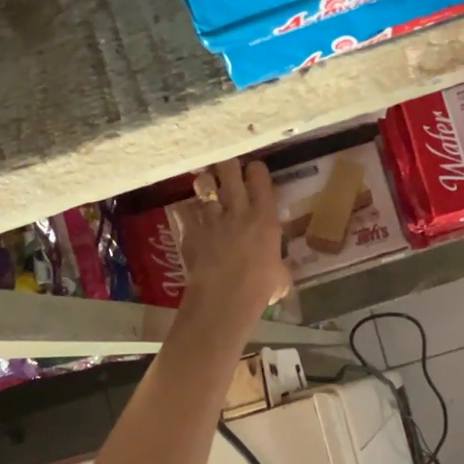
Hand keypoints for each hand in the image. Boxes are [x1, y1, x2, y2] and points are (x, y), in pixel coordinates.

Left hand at [176, 159, 289, 324]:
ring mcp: (212, 219)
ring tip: (204, 185)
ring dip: (204, 184)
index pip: (260, 178)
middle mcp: (239, 211)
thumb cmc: (261, 287)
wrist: (226, 297)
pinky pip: (183, 210)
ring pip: (204, 186)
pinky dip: (184, 209)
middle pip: (230, 172)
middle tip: (226, 168)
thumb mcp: (281, 276)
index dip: (256, 170)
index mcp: (265, 218)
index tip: (254, 172)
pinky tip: (185, 212)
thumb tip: (279, 271)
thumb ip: (279, 266)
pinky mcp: (190, 231)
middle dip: (227, 165)